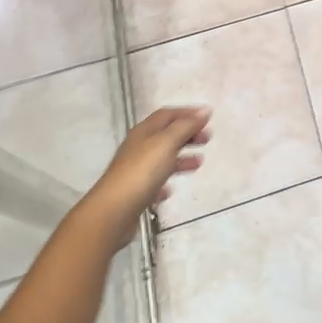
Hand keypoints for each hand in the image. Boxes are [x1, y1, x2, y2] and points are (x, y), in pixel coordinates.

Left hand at [81, 107, 211, 243]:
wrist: (113, 212)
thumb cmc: (142, 172)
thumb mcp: (166, 143)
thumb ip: (186, 126)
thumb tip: (204, 111)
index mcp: (144, 132)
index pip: (168, 115)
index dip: (188, 113)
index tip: (208, 117)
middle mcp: (138, 147)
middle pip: (166, 135)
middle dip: (187, 134)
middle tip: (207, 139)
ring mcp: (135, 170)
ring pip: (162, 158)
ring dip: (181, 157)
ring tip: (199, 163)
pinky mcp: (135, 192)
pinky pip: (154, 182)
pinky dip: (166, 180)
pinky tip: (172, 189)